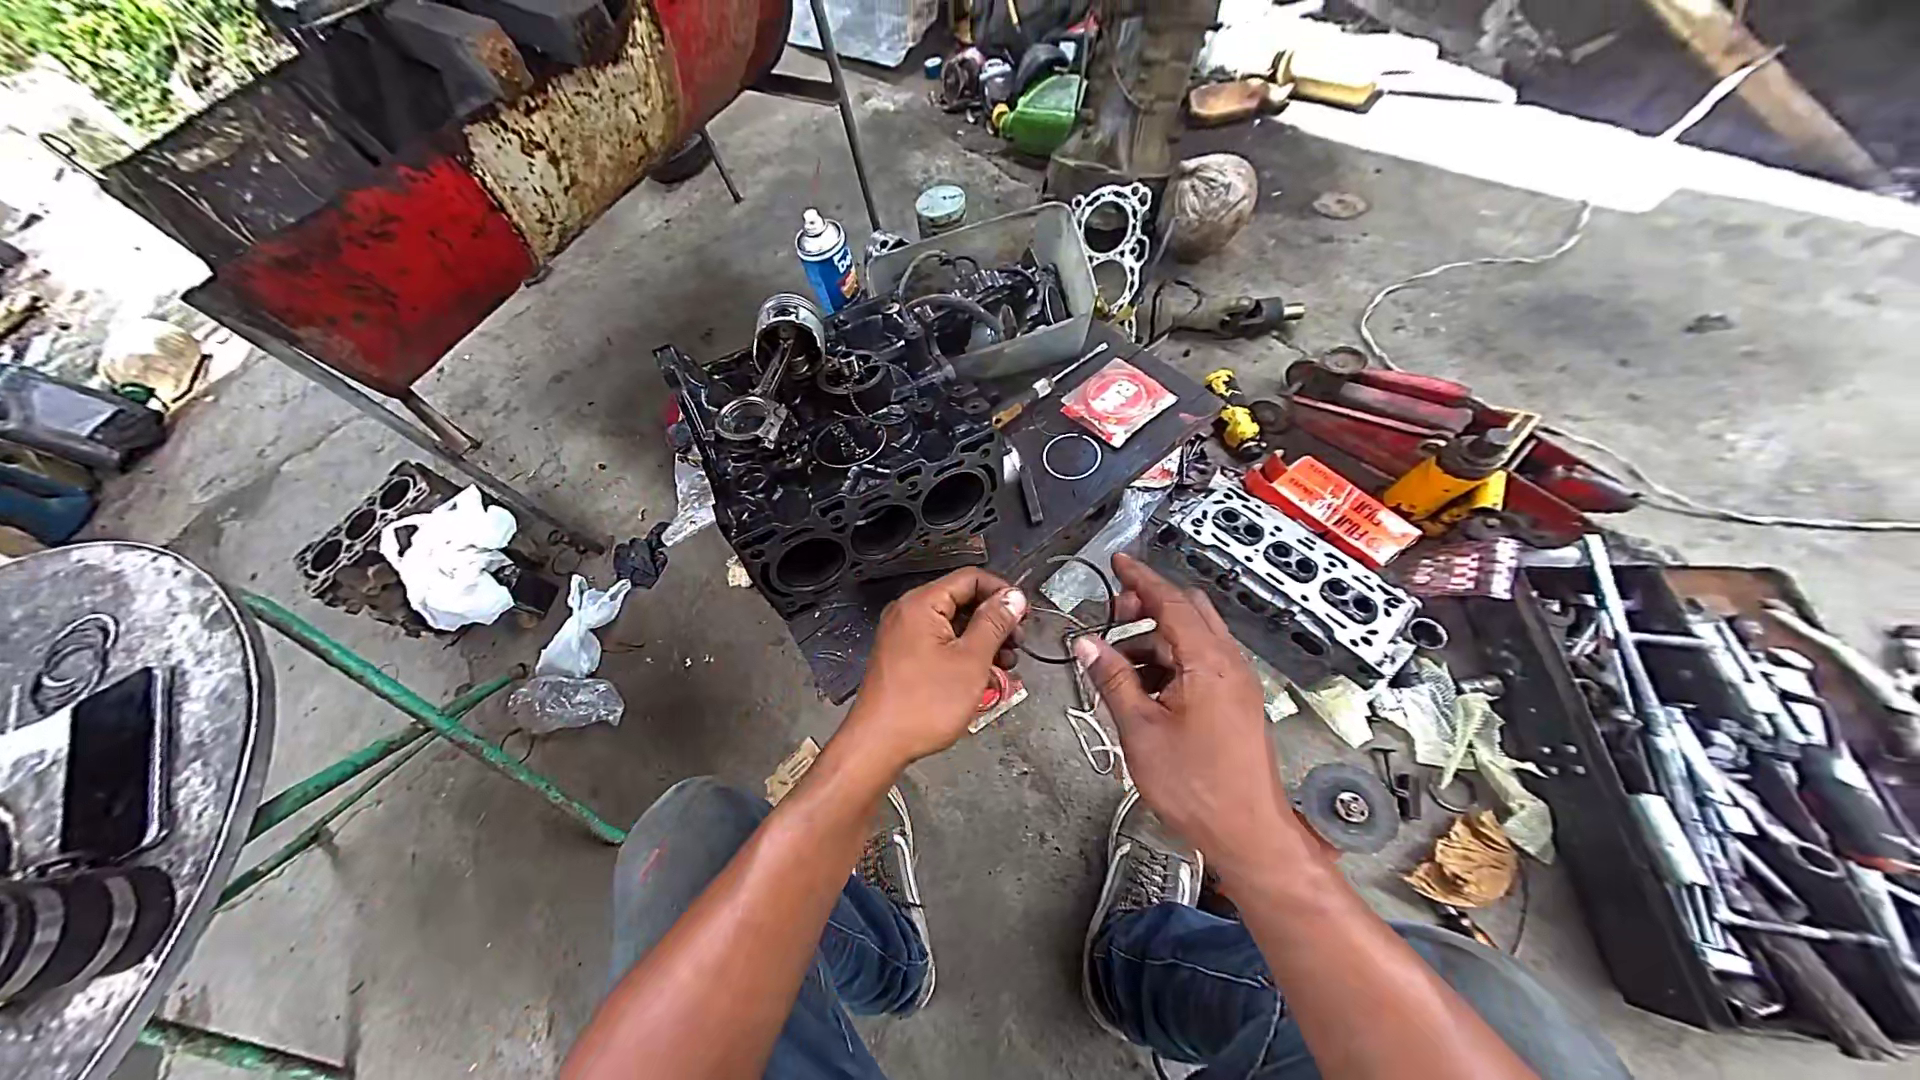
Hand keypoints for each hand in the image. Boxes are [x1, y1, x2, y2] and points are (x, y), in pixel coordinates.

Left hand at [839, 568, 1026, 769]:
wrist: (879, 743)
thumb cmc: (921, 706)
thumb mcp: (972, 660)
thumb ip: (995, 623)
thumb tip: (1012, 598)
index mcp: (922, 604)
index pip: (971, 578)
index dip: (1002, 593)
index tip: (1021, 613)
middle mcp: (909, 613)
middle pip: (962, 600)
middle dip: (994, 620)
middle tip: (1016, 642)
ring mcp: (903, 634)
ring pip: (953, 624)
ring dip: (982, 639)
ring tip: (1003, 664)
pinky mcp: (903, 655)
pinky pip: (940, 642)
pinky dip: (963, 652)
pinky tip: (981, 674)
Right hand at [1073, 554, 1308, 872]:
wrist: (1248, 834)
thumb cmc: (1200, 789)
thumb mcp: (1139, 729)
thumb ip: (1112, 679)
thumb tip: (1089, 646)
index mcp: (1207, 664)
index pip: (1170, 601)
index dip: (1140, 579)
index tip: (1119, 564)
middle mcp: (1228, 665)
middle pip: (1186, 611)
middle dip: (1146, 607)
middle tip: (1113, 619)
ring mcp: (1235, 683)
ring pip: (1190, 638)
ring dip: (1153, 640)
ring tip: (1118, 666)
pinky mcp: (1234, 702)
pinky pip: (1199, 663)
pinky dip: (1168, 662)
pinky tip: (1142, 688)